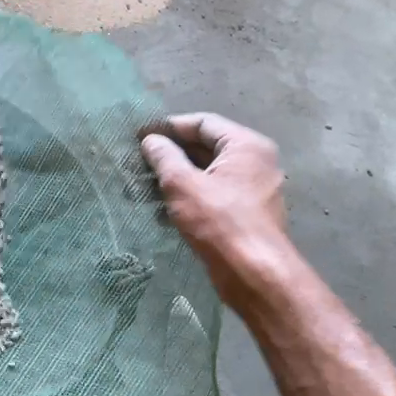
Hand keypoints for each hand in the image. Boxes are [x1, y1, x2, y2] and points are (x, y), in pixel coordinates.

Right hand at [140, 113, 290, 308]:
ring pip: (209, 172)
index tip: (139, 137)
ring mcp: (255, 189)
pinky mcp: (248, 213)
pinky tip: (164, 207)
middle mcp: (256, 162)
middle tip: (139, 161)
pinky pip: (215, 192)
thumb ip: (164, 156)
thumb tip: (151, 140)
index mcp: (247, 145)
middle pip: (207, 146)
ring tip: (145, 184)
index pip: (202, 122)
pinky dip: (191, 194)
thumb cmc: (219, 221)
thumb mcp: (182, 183)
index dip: (169, 127)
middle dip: (172, 153)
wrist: (255, 273)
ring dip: (178, 176)